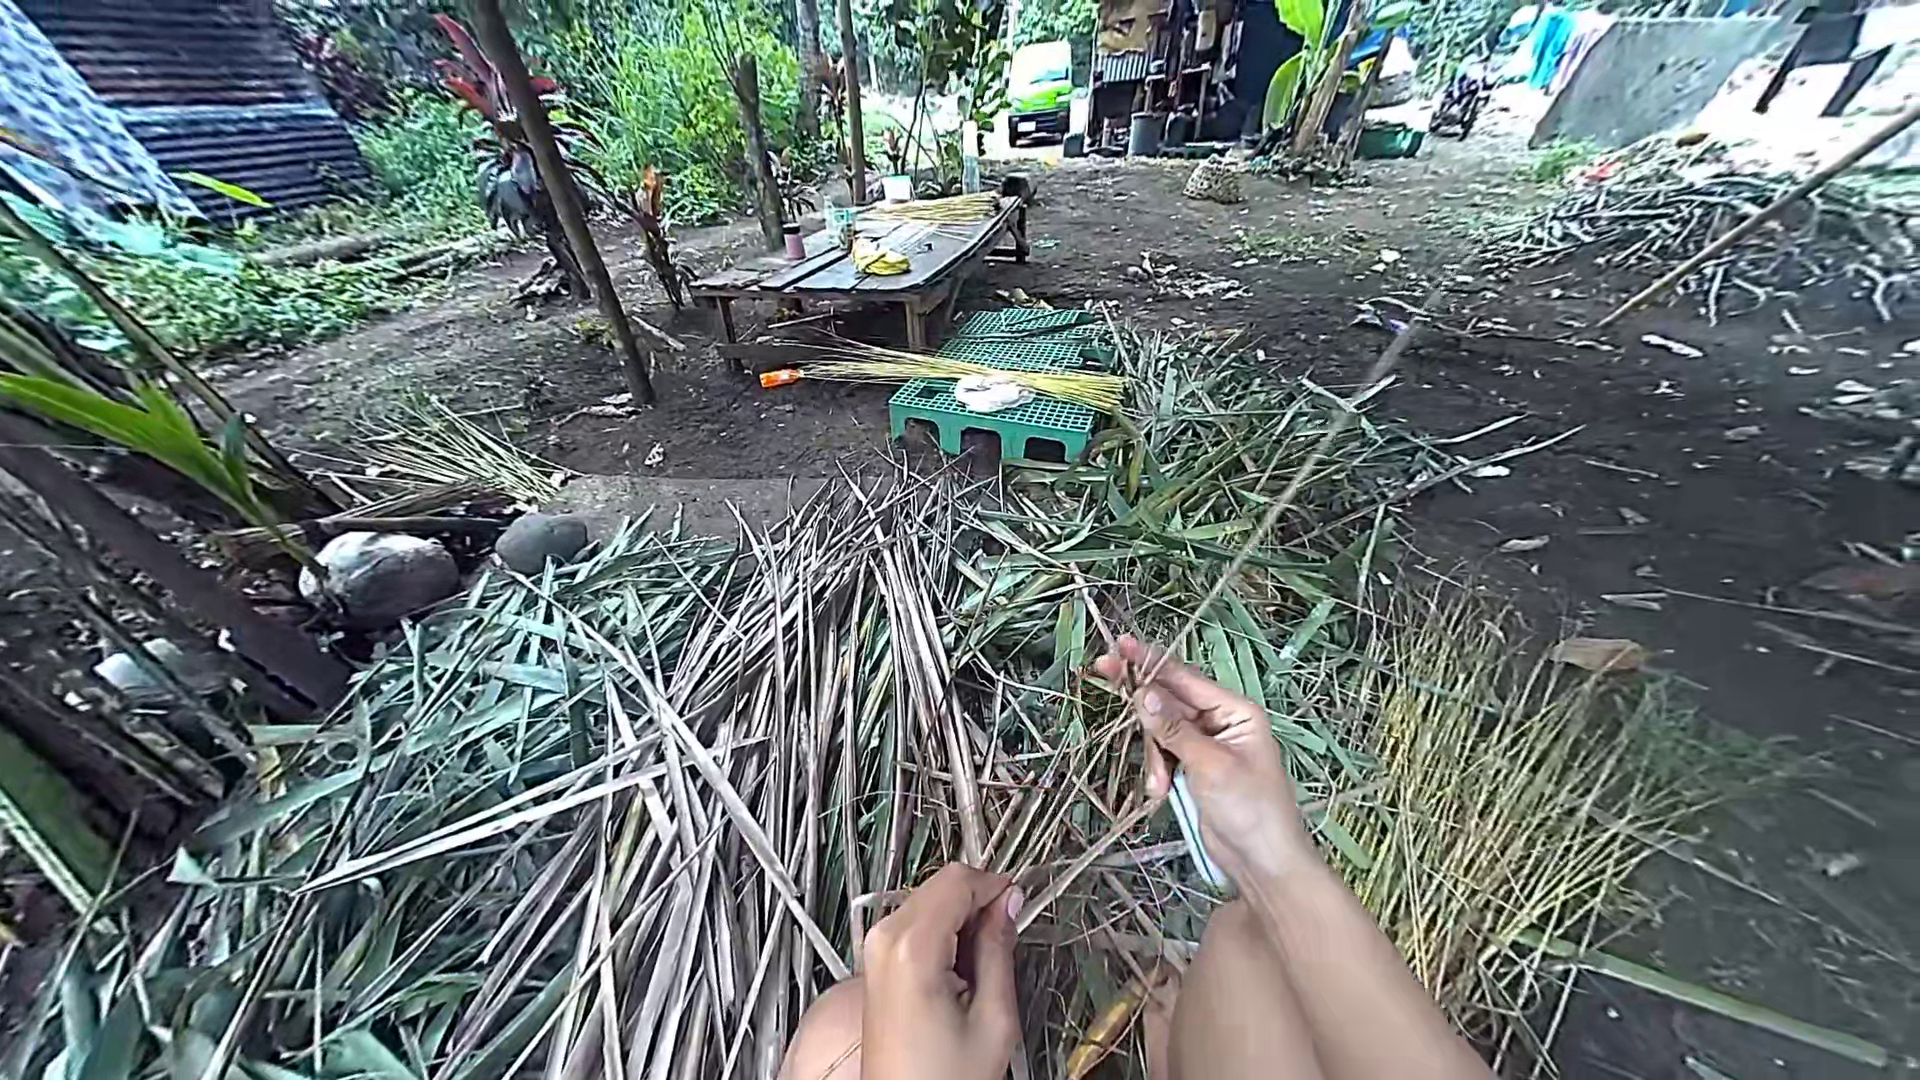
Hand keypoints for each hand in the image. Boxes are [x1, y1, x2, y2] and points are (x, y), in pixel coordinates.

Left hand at [861, 863, 1023, 1079]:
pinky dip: (944, 926)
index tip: (1016, 903)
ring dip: (961, 914)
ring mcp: (877, 944)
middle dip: (977, 900)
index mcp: (912, 947)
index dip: (993, 886)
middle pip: (943, 883)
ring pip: (931, 894)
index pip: (958, 881)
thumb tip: (1008, 901)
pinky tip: (956, 966)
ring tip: (978, 962)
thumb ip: (999, 948)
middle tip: (1002, 937)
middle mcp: (886, 936)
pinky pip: (917, 915)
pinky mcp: (878, 955)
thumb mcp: (992, 1020)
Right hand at [1094, 635, 1314, 887]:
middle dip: (1141, 699)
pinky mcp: (1190, 765)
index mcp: (1233, 711)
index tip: (1120, 643)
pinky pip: (1162, 751)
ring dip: (1154, 752)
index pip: (1184, 677)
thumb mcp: (1210, 765)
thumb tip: (1142, 692)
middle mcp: (1217, 720)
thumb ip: (1173, 728)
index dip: (1150, 660)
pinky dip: (1157, 768)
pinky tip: (1160, 791)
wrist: (1265, 867)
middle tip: (1102, 668)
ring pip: (1160, 727)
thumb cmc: (1250, 810)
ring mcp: (1203, 743)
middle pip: (1168, 698)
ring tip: (1159, 784)